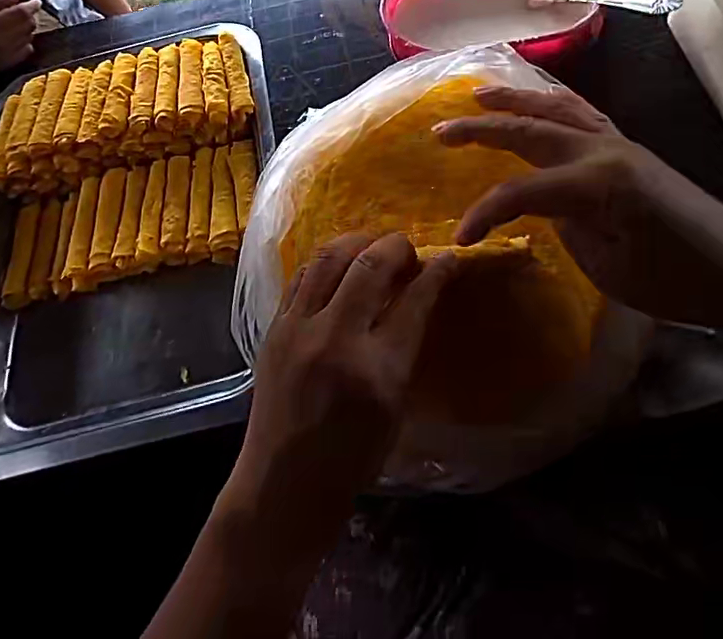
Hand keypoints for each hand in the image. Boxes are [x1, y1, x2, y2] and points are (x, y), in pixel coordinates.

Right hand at [0, 0, 39, 74]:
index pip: (22, 13)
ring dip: (28, 28)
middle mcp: (5, 40)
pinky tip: (17, 39)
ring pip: (30, 37)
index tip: (35, 1)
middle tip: (23, 11)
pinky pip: (27, 50)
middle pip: (29, 25)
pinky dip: (26, 42)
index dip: (32, 6)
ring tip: (18, 24)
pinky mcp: (9, 64)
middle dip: (29, 16)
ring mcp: (9, 54)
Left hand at [234, 234, 456, 508]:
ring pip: (328, 259)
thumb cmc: (351, 459)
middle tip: (408, 248)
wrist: (284, 480)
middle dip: (397, 246)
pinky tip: (337, 263)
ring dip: (356, 243)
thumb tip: (413, 300)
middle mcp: (336, 338)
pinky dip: (324, 263)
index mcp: (378, 370)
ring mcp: (298, 328)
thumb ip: (403, 350)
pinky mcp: (274, 326)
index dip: (436, 273)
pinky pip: (301, 277)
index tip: (447, 260)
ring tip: (372, 245)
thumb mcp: (395, 409)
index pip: (414, 302)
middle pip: (370, 265)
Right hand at [435, 85, 722, 325]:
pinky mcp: (630, 148)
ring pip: (556, 109)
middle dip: (480, 129)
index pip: (519, 191)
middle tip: (440, 129)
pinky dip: (552, 101)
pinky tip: (540, 100)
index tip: (460, 238)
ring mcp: (618, 144)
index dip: (483, 213)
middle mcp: (603, 152)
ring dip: (514, 100)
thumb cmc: (676, 281)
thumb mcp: (606, 265)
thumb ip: (563, 225)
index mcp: (595, 185)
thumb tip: (538, 207)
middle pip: (528, 130)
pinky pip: (583, 113)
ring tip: (480, 93)